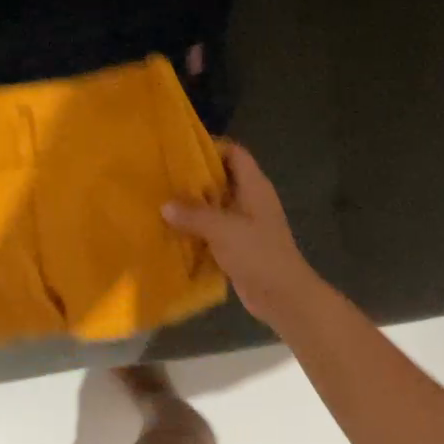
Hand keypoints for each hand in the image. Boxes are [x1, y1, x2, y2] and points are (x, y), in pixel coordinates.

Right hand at [162, 142, 326, 329]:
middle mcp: (251, 201)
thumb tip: (164, 206)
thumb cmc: (257, 254)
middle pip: (222, 180)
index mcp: (254, 187)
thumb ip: (193, 215)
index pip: (235, 155)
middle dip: (195, 180)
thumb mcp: (223, 230)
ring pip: (216, 208)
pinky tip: (175, 235)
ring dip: (194, 209)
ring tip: (163, 206)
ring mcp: (245, 226)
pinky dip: (198, 233)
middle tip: (164, 180)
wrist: (281, 295)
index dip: (211, 149)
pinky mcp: (239, 248)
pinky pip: (215, 233)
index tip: (181, 152)